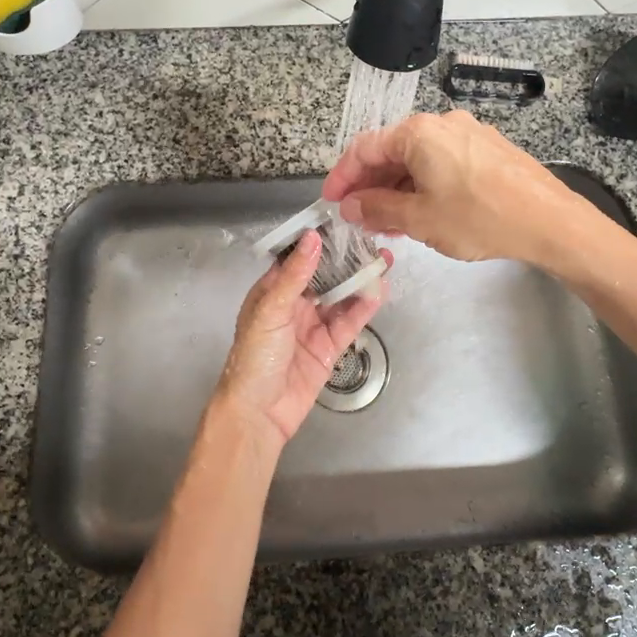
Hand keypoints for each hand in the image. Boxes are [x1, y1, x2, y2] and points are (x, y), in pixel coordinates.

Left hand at [212, 229, 385, 444]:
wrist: (258, 414)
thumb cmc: (254, 358)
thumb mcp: (271, 311)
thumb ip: (294, 275)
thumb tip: (313, 238)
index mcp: (272, 292)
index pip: (298, 259)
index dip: (319, 241)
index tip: (342, 222)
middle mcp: (293, 305)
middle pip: (324, 276)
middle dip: (345, 260)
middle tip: (370, 240)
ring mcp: (312, 327)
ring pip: (340, 297)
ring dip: (359, 281)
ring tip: (382, 261)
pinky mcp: (328, 348)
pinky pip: (349, 322)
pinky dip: (364, 307)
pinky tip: (379, 291)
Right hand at [321, 111, 592, 266]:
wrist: (551, 221)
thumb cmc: (480, 218)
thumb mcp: (420, 219)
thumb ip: (378, 209)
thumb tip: (351, 205)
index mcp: (418, 133)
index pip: (365, 148)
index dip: (343, 176)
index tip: (332, 202)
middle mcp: (442, 123)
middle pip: (392, 151)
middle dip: (372, 186)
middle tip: (361, 219)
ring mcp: (469, 133)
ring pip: (419, 158)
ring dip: (398, 188)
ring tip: (390, 223)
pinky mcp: (489, 148)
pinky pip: (444, 161)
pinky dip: (425, 184)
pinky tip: (425, 212)